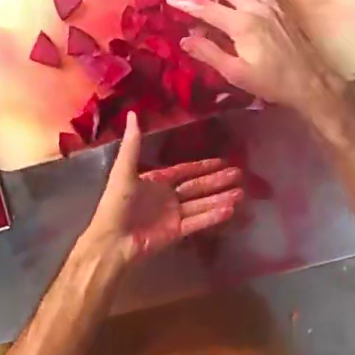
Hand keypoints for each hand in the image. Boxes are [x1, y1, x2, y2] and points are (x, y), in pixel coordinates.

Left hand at [81, 111, 246, 266]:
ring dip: (220, 198)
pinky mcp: (176, 233)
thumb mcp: (124, 171)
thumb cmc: (116, 204)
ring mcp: (172, 216)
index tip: (223, 161)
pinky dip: (213, 216)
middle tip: (240, 175)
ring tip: (242, 193)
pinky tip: (230, 210)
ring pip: (201, 204)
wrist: (112, 240)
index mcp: (154, 182)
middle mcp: (166, 197)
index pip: (184, 171)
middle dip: (217, 181)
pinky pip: (198, 222)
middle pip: (196, 187)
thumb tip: (132, 113)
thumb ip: (133, 144)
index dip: (202, 167)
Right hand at [169, 0, 348, 119]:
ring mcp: (272, 6)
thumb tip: (185, 40)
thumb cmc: (271, 82)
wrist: (310, 82)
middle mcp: (257, 9)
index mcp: (243, 26)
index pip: (208, 9)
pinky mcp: (282, 8)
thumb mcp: (236, 74)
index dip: (187, 3)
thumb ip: (210, 54)